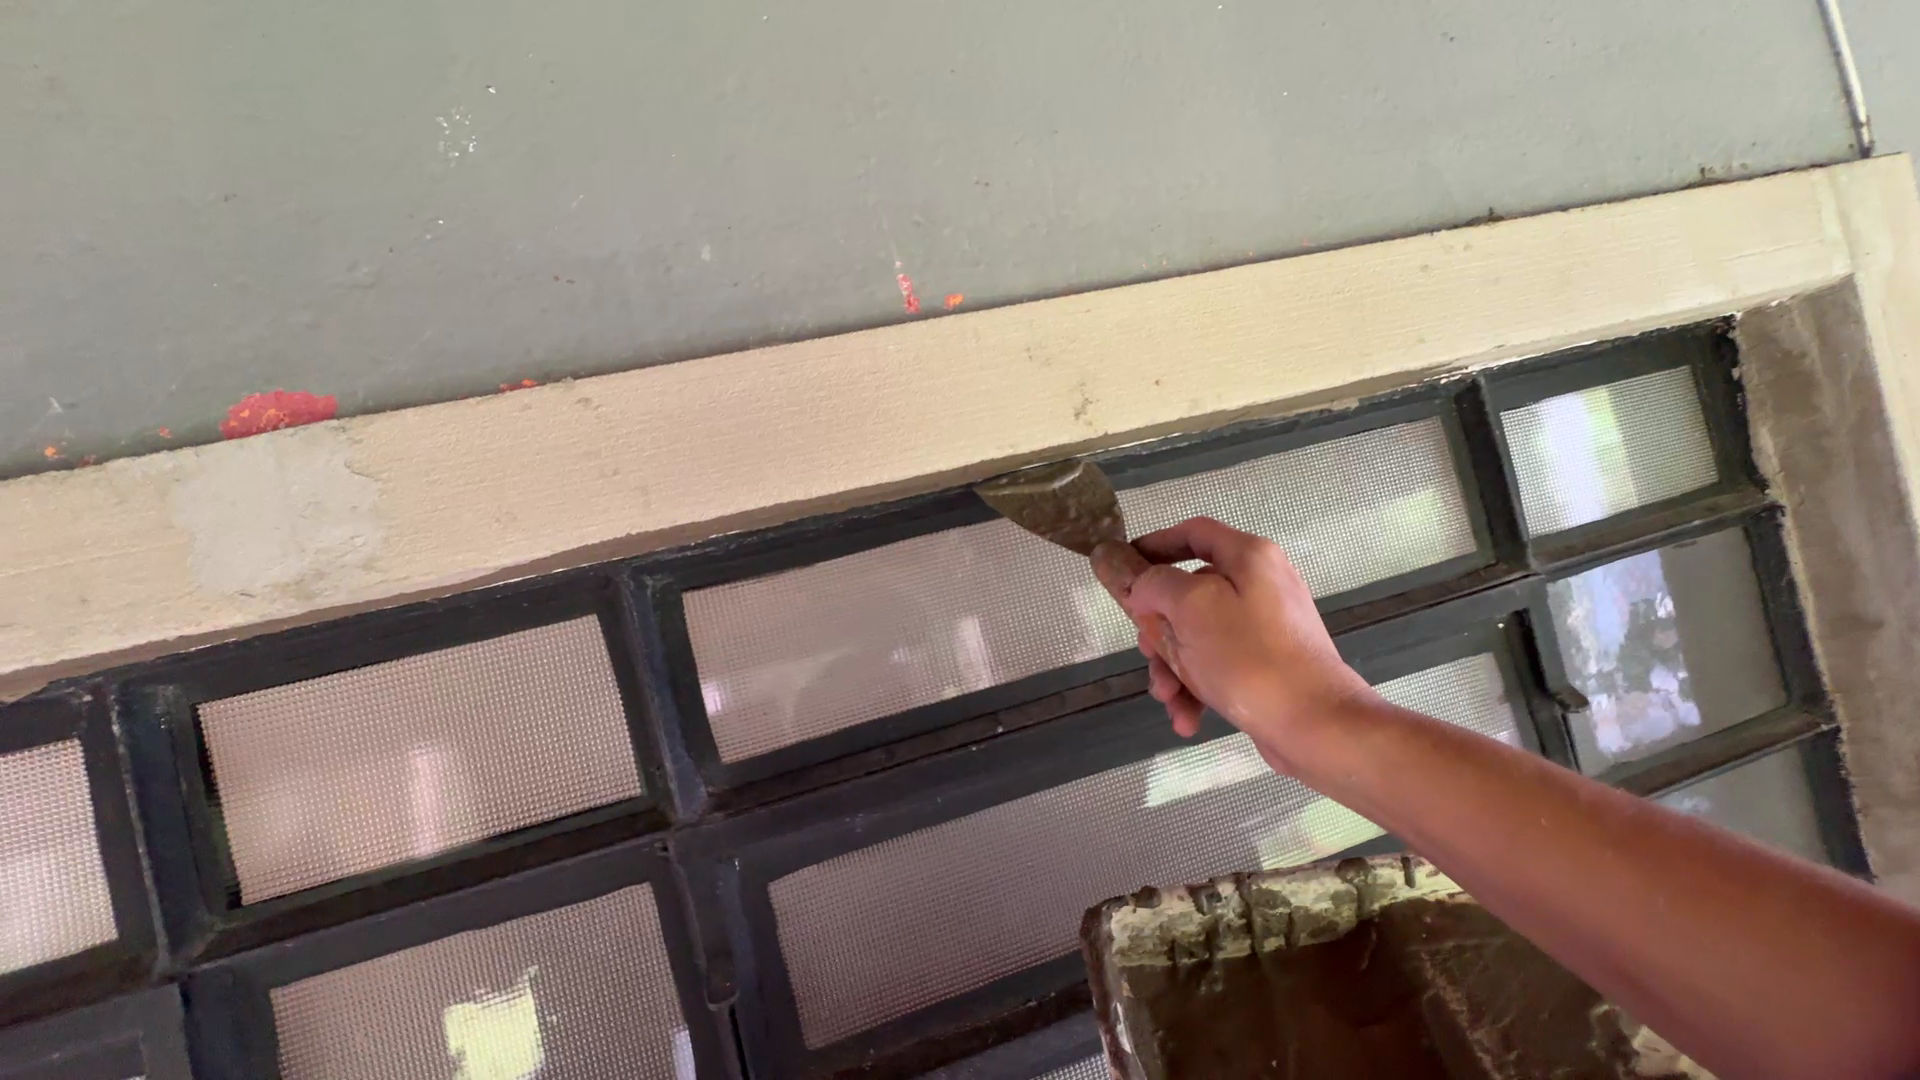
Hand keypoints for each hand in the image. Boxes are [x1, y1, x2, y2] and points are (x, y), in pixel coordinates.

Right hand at [1090, 517, 1373, 770]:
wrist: (1316, 724)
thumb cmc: (1249, 657)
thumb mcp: (1191, 608)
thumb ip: (1155, 584)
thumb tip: (1142, 586)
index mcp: (1248, 557)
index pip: (1192, 533)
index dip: (1153, 544)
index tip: (1123, 566)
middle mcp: (1260, 584)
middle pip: (1188, 592)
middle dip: (1159, 628)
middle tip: (1146, 651)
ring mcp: (1266, 625)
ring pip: (1197, 634)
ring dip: (1173, 667)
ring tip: (1169, 700)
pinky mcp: (1267, 663)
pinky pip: (1219, 664)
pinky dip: (1197, 688)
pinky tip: (1188, 719)